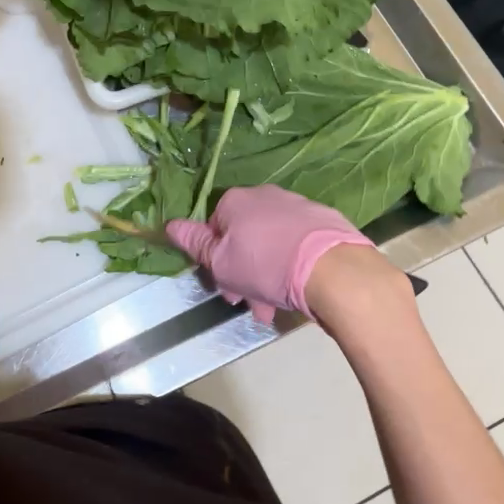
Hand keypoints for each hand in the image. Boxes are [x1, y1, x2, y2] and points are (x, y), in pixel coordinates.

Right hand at [165, 184, 380, 324]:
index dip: (215, 259)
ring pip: (272, 244)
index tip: (223, 286)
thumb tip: (170, 224)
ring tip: (274, 308)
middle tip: (249, 304)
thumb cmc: (266, 265)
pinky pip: (298, 245)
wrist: (333, 269)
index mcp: (235, 201)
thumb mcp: (220, 262)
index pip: (214, 228)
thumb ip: (195, 243)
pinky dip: (293, 266)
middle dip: (243, 273)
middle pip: (244, 237)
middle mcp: (265, 196)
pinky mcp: (325, 221)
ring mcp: (298, 206)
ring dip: (268, 275)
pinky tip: (298, 292)